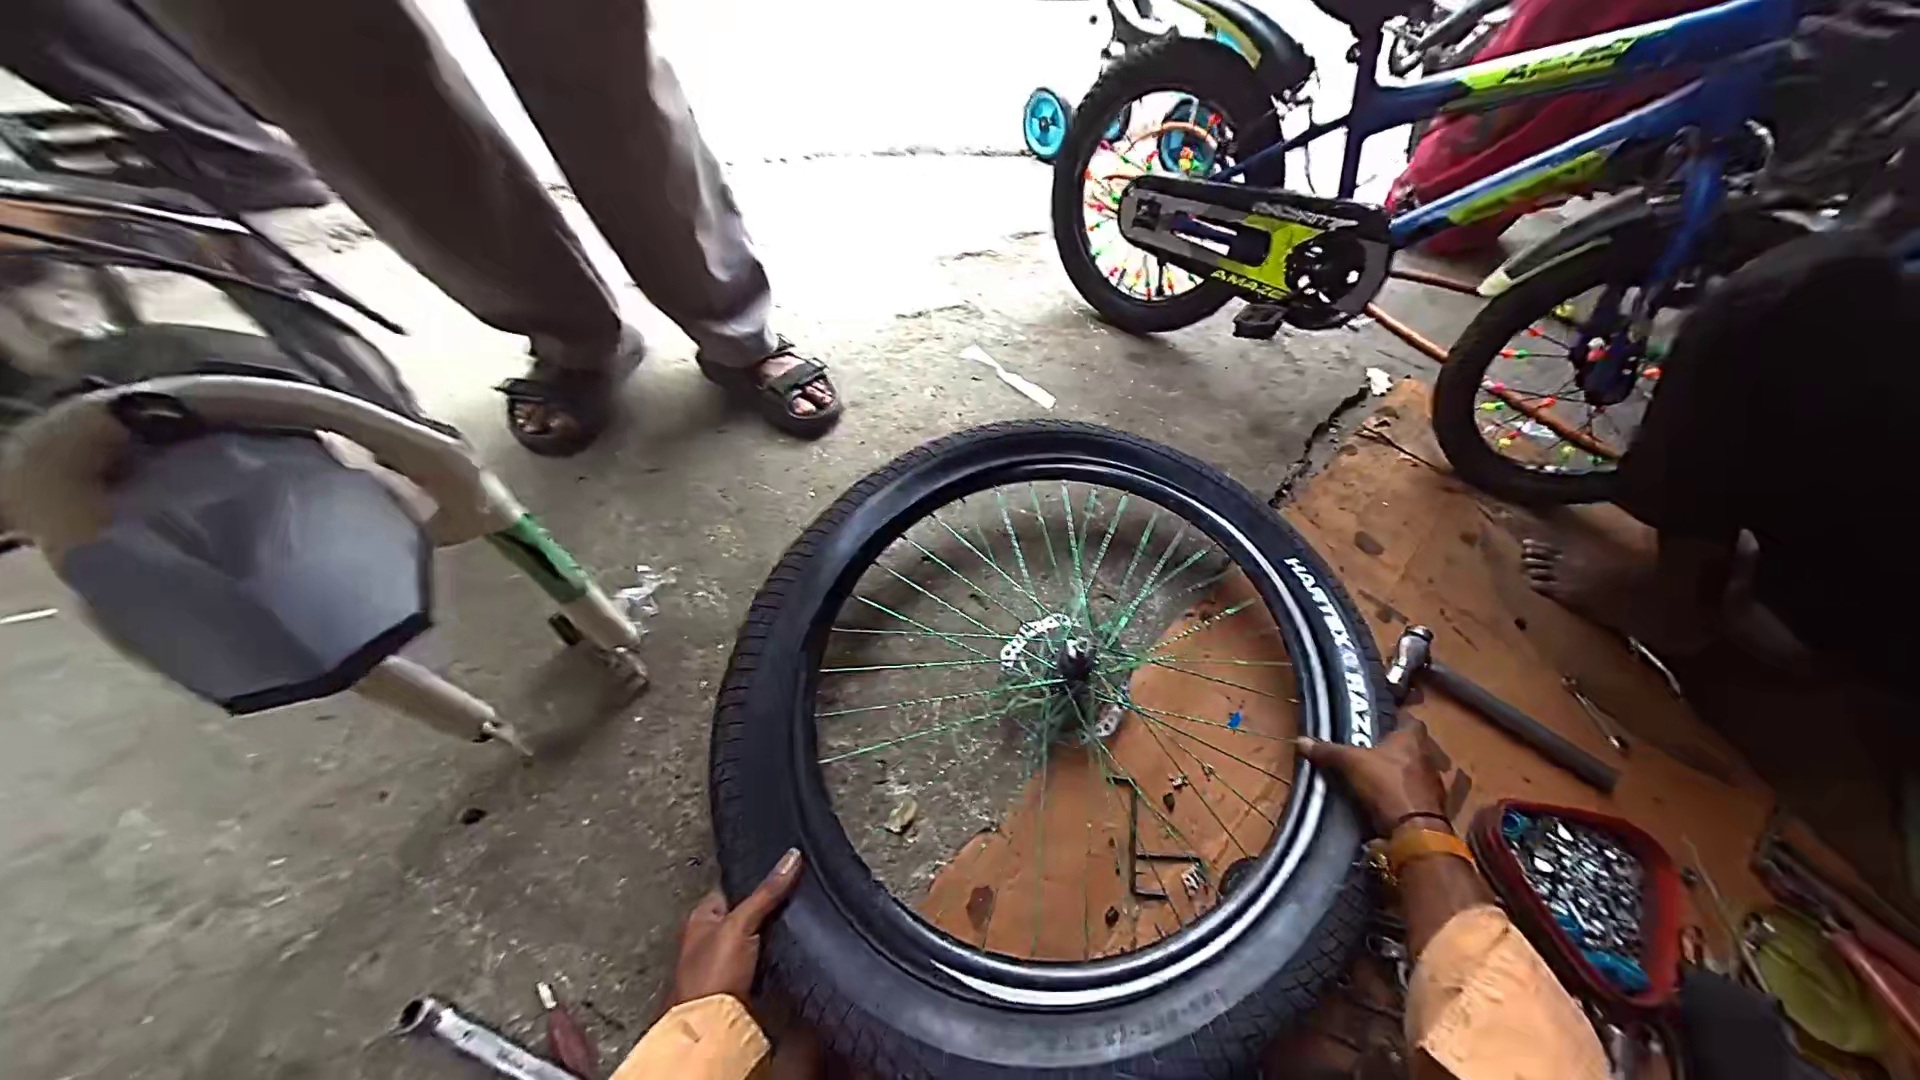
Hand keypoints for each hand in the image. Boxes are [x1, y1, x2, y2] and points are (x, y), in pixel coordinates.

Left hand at [669, 848, 802, 1006]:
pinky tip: (794, 943)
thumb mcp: (740, 923)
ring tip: (802, 912)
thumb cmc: (711, 974)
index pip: (733, 886)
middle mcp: (713, 937)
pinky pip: (768, 955)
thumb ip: (766, 892)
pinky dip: (779, 950)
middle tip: (798, 889)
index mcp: (702, 918)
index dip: (757, 877)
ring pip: (760, 933)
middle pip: (749, 909)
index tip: (784, 867)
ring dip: (776, 929)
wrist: (713, 1030)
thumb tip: (792, 856)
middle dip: (770, 904)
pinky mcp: (746, 981)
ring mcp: (729, 961)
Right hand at [1297, 721, 1448, 834]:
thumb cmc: (1385, 784)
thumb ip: (1327, 751)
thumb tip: (1300, 741)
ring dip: (1402, 771)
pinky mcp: (1433, 807)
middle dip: (1398, 747)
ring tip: (1378, 772)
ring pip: (1417, 770)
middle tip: (1375, 747)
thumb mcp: (1349, 763)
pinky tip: (1387, 796)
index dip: (1398, 720)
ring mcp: (1434, 784)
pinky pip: (1417, 792)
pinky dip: (1404, 792)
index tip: (1383, 722)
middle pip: (1415, 746)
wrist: (1414, 832)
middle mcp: (1428, 758)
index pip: (1412, 722)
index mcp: (1412, 741)